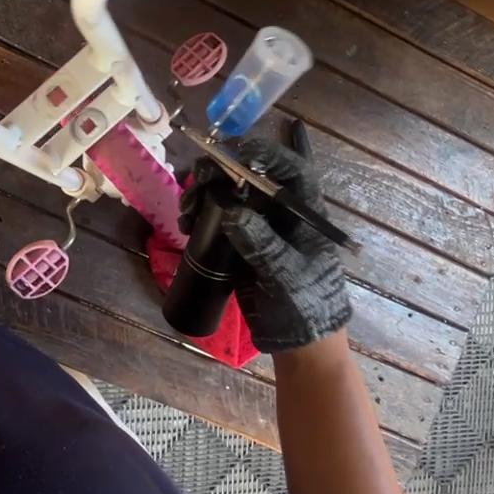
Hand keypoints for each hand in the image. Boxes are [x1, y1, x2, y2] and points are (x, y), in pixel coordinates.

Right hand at [179, 138, 349, 351]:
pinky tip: (187, 224)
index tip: (238, 151)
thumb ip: (263, 245)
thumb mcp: (287, 276)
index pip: (291, 170)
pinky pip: (218, 217)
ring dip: (204, 193)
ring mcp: (259, 226)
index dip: (267, 153)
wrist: (298, 342)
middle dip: (221, 173)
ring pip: (229, 194)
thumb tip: (233, 214)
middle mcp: (281, 213)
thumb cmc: (306, 306)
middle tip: (195, 182)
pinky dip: (200, 214)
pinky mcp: (240, 242)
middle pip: (251, 176)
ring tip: (186, 210)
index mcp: (304, 214)